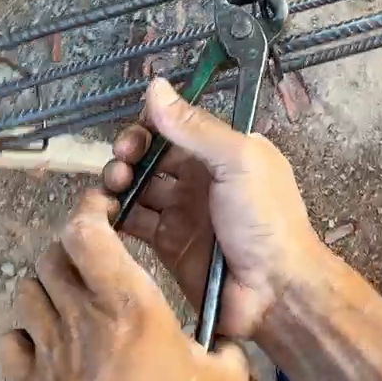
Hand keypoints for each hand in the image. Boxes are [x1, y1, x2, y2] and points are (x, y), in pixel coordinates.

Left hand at [0, 193, 250, 380]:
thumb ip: (228, 356)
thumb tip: (227, 344)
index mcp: (129, 305)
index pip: (86, 232)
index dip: (90, 211)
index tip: (106, 210)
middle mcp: (81, 317)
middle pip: (51, 254)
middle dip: (71, 246)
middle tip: (95, 256)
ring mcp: (48, 353)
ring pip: (27, 291)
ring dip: (47, 285)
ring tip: (73, 297)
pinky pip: (10, 343)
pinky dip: (22, 335)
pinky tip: (46, 346)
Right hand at [103, 76, 323, 339]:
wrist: (276, 293)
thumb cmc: (268, 220)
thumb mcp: (238, 162)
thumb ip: (195, 127)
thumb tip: (156, 86)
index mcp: (221, 152)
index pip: (176, 127)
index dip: (150, 126)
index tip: (136, 136)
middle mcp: (199, 177)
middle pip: (151, 155)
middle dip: (129, 154)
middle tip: (120, 165)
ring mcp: (182, 211)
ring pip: (138, 186)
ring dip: (118, 182)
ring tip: (111, 190)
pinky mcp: (168, 244)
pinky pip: (134, 222)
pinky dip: (115, 215)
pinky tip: (105, 213)